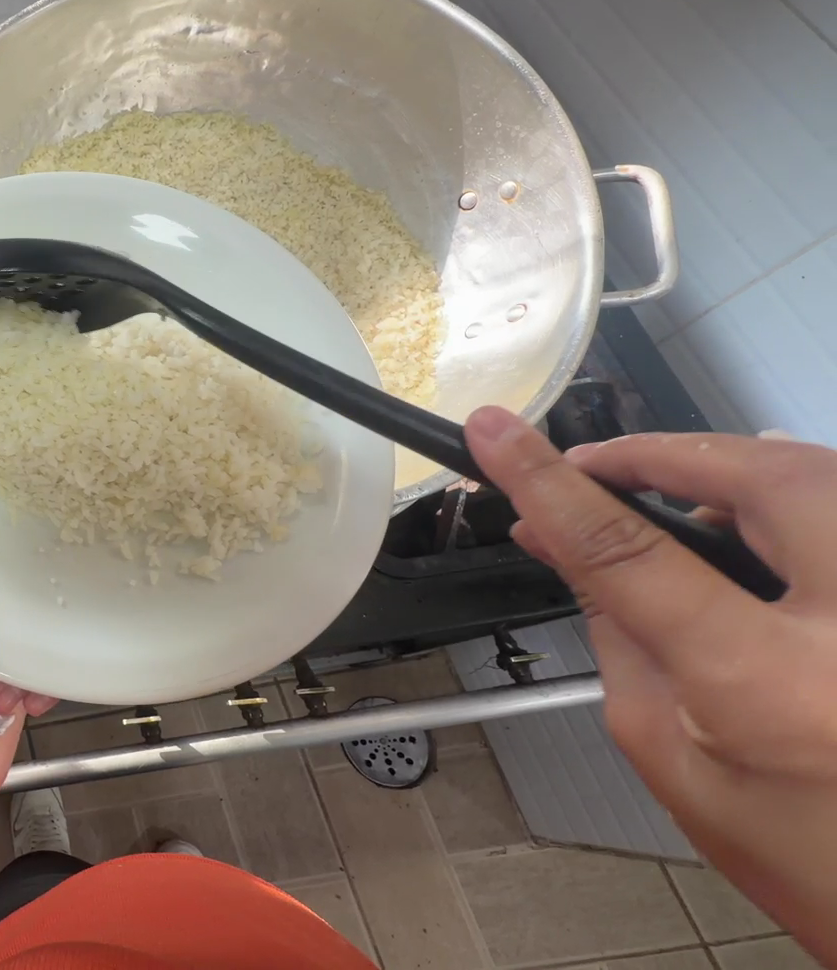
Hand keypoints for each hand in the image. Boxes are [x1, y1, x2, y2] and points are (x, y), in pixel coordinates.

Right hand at [465, 407, 836, 963]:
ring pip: (834, 482)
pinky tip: (755, 525)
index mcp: (773, 689)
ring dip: (738, 473)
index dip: (546, 481)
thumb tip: (567, 550)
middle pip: (773, 481)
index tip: (494, 434)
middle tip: (597, 463)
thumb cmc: (814, 862)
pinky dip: (802, 501)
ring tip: (669, 498)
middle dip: (669, 452)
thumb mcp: (668, 752)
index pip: (627, 549)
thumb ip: (619, 640)